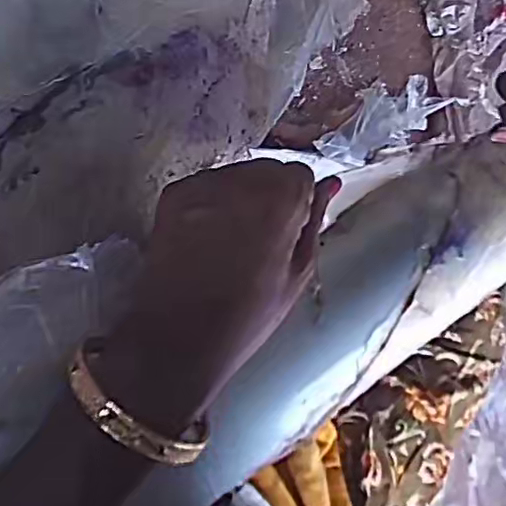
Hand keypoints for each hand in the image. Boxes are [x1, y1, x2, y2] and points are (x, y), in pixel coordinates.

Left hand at [97, 160, 339, 433]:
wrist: (178, 337)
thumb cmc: (245, 315)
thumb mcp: (297, 273)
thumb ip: (315, 220)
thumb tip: (330, 186)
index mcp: (280, 199)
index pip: (301, 172)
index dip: (300, 200)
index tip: (292, 224)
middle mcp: (242, 182)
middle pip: (268, 168)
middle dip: (271, 193)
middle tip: (264, 235)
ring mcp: (204, 185)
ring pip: (237, 174)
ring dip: (241, 196)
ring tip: (234, 239)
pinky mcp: (174, 194)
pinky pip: (205, 184)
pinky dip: (211, 202)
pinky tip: (209, 236)